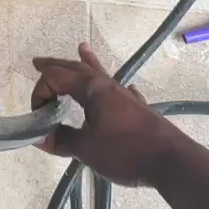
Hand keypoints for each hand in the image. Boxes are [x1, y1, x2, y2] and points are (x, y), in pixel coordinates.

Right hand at [30, 42, 184, 186]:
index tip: (38, 117)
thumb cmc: (126, 150)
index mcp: (91, 88)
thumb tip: (41, 138)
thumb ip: (63, 141)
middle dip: (55, 65)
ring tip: (82, 47)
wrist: (171, 161)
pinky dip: (110, 84)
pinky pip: (118, 89)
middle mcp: (106, 84)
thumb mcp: (88, 149)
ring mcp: (123, 94)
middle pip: (75, 68)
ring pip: (99, 73)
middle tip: (37, 62)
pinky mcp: (137, 108)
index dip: (40, 92)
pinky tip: (120, 87)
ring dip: (86, 63)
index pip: (56, 77)